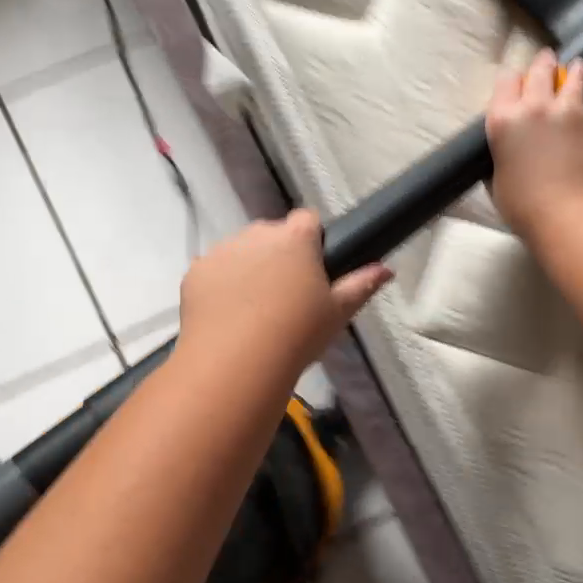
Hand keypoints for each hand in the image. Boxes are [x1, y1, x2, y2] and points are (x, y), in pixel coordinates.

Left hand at [177, 210, 391, 376]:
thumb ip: (362, 285)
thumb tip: (386, 268)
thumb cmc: (296, 335)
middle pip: (272, 235)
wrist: (235, 363)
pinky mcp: (195, 272)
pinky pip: (214, 271)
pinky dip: (221, 286)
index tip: (315, 271)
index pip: (308, 220)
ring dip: (249, 269)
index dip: (313, 242)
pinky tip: (229, 317)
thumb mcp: (337, 314)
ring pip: (241, 252)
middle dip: (279, 255)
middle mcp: (257, 234)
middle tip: (287, 297)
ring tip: (255, 312)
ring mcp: (222, 251)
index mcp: (296, 238)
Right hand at [484, 49, 582, 239]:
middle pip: (539, 69)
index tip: (517, 86)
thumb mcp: (498, 179)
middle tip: (546, 63)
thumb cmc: (524, 207)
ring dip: (570, 70)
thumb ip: (503, 152)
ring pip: (570, 75)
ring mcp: (567, 109)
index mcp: (502, 120)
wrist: (569, 215)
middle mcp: (533, 106)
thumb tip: (510, 148)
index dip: (512, 82)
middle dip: (542, 64)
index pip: (506, 80)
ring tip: (575, 67)